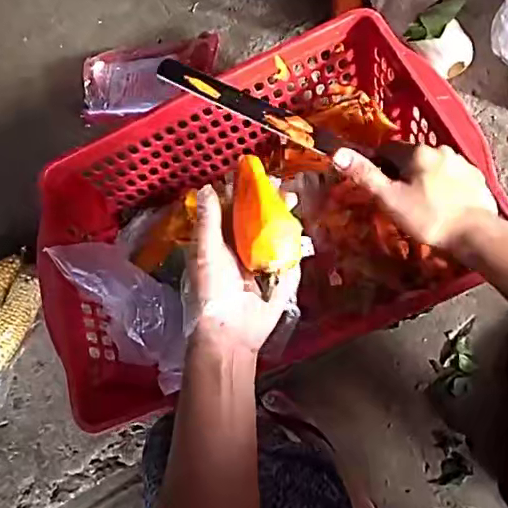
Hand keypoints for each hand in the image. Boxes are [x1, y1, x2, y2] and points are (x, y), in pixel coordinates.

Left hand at [188, 186, 299, 356]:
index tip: (254, 175)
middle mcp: (242, 251)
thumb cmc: (213, 292)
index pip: (234, 212)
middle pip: (259, 220)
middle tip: (280, 186)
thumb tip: (208, 188)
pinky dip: (296, 245)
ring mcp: (264, 264)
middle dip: (270, 202)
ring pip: (276, 235)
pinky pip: (290, 259)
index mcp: (221, 243)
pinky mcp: (280, 279)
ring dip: (285, 217)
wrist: (232, 331)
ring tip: (292, 200)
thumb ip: (210, 221)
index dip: (244, 193)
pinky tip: (300, 228)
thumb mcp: (206, 252)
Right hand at [333, 145, 499, 253]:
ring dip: (426, 178)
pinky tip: (446, 205)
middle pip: (412, 156)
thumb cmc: (428, 218)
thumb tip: (338, 153)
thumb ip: (365, 175)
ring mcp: (462, 162)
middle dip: (404, 172)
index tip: (379, 183)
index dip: (379, 163)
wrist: (475, 234)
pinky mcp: (477, 177)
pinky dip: (446, 186)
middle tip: (400, 199)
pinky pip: (454, 176)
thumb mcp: (390, 199)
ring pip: (434, 165)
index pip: (388, 148)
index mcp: (416, 152)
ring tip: (424, 205)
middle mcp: (440, 149)